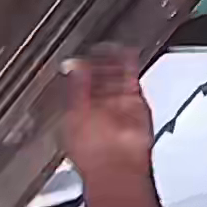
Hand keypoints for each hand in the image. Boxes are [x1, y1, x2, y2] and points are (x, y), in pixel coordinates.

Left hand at [60, 46, 154, 181]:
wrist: (119, 162)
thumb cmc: (91, 150)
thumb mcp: (74, 112)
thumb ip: (76, 86)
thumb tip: (72, 65)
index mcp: (74, 114)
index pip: (76, 85)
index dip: (78, 69)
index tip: (79, 54)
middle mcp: (96, 109)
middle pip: (97, 79)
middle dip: (97, 63)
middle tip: (97, 45)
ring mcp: (115, 105)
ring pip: (115, 77)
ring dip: (114, 60)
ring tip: (113, 43)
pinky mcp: (134, 102)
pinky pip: (132, 78)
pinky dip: (131, 64)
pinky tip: (128, 52)